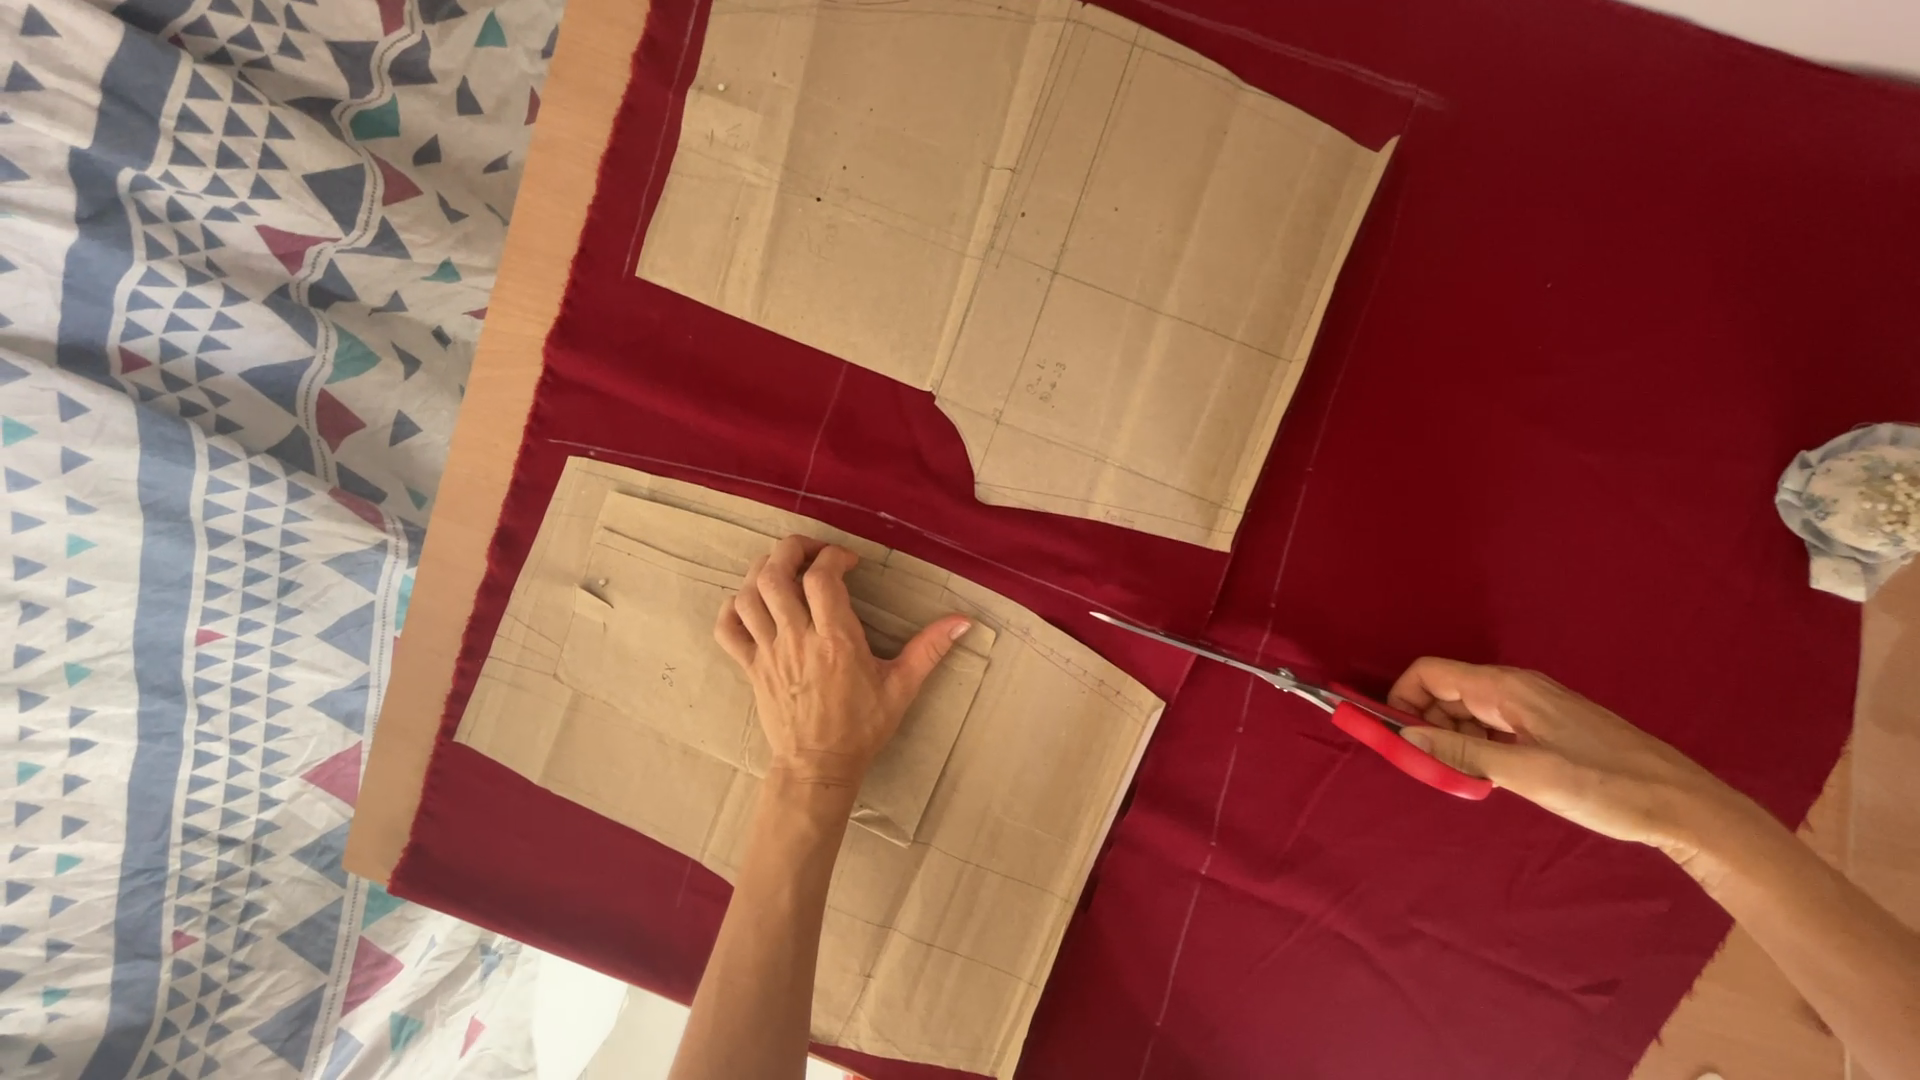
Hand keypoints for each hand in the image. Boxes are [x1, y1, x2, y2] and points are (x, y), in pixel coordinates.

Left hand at [713, 535, 971, 789]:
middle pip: (775, 573)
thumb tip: (964, 622)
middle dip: (791, 549)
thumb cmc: (861, 727)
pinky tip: (752, 602)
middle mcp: (797, 639)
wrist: (818, 767)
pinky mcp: (751, 667)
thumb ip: (930, 649)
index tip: (849, 562)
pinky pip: (727, 628)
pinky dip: (733, 606)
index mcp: (835, 639)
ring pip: (748, 595)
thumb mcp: (902, 687)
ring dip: (762, 571)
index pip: (821, 577)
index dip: (833, 556)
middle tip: (811, 551)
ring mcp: (768, 652)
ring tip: (784, 570)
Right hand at [1388, 658, 1745, 859]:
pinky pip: (1491, 725)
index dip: (1402, 700)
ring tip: (1465, 775)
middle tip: (1430, 765)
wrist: (1690, 810)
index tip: (1398, 737)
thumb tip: (1406, 736)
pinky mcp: (1547, 726)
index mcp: (1508, 689)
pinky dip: (1476, 745)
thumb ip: (1461, 752)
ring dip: (1451, 737)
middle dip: (1425, 723)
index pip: (1429, 673)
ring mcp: (1534, 707)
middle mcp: (1516, 688)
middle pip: (1444, 691)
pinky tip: (1491, 774)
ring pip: (1466, 711)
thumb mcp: (1527, 774)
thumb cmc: (1608, 788)